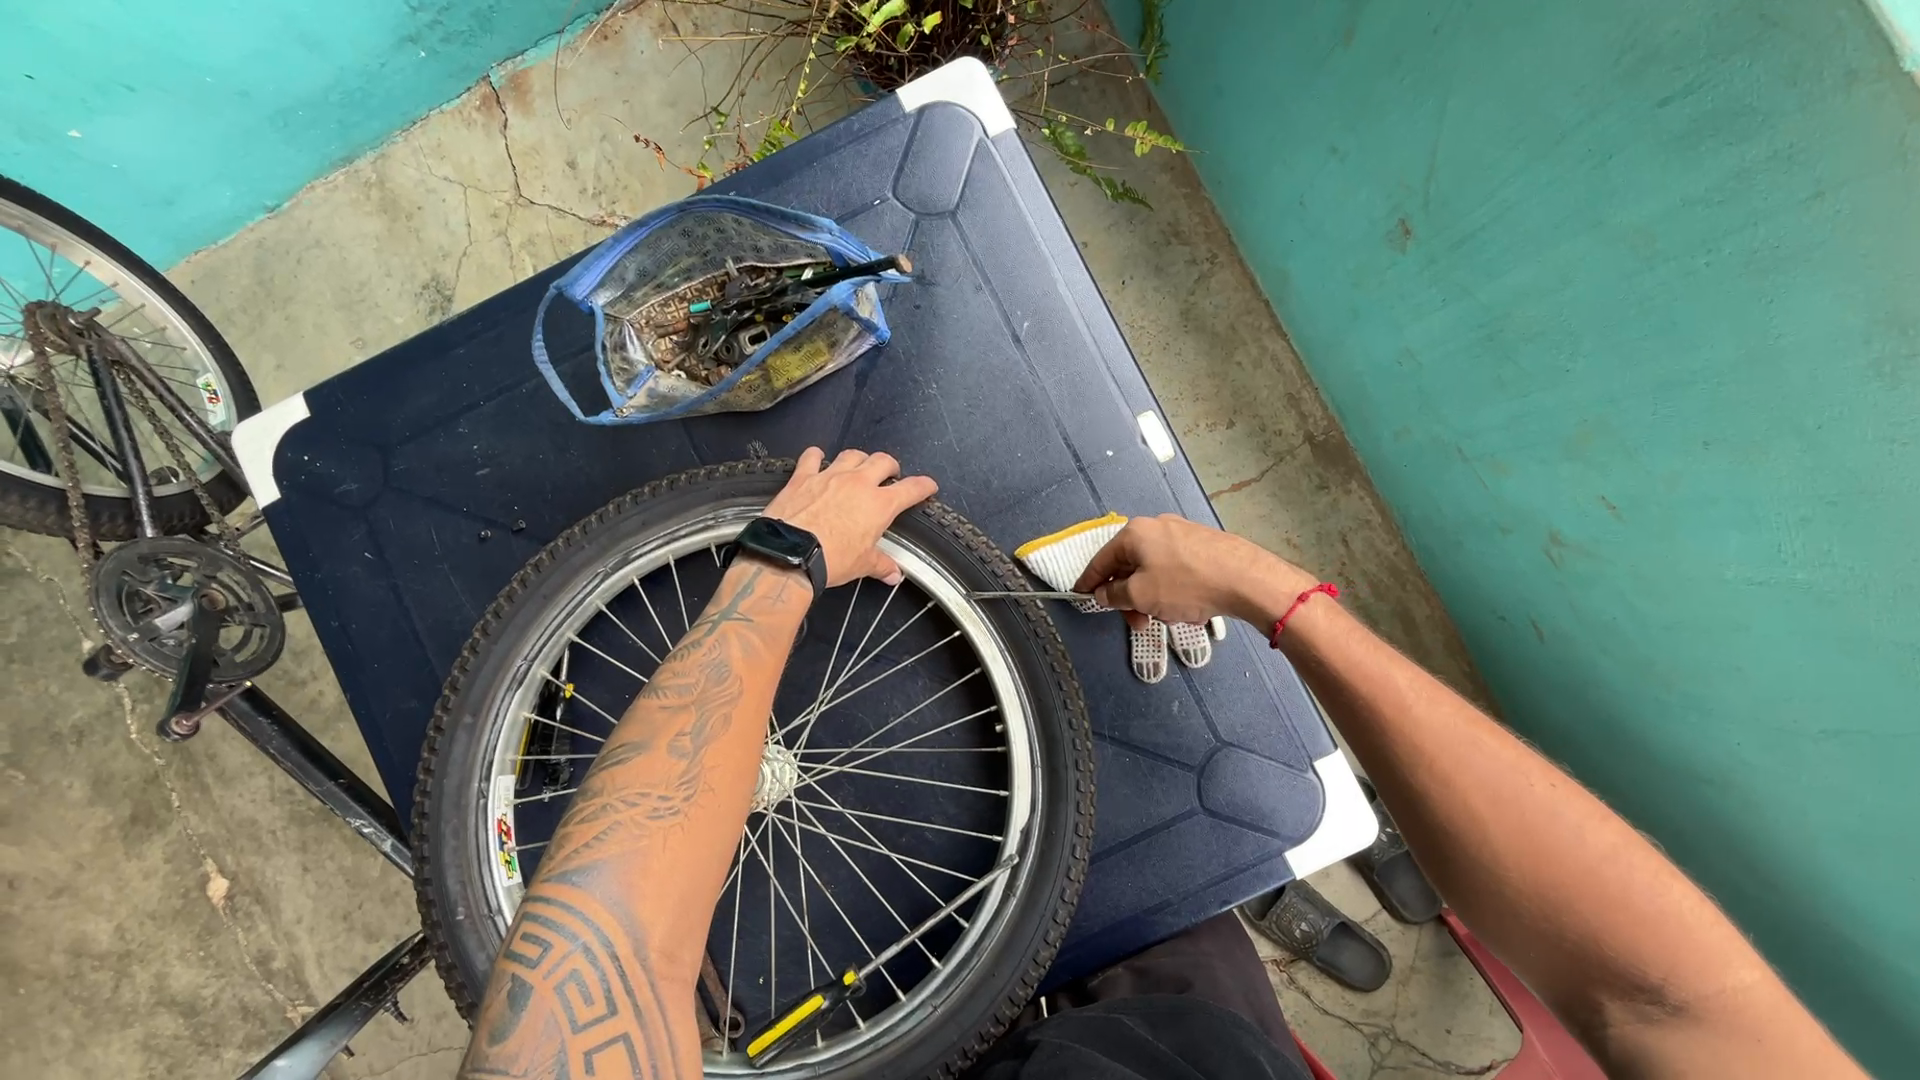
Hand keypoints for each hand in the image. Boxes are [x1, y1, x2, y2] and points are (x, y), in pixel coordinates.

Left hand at [764, 447, 937, 586]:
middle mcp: (858, 483)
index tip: (928, 486)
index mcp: (879, 505)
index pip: (911, 489)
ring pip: (852, 454)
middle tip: (890, 475)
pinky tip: (817, 459)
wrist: (790, 554)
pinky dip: (816, 456)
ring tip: (859, 466)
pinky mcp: (803, 477)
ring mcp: (830, 475)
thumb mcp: (862, 565)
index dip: (924, 486)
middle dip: (891, 466)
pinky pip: (812, 456)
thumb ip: (881, 565)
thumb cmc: (831, 559)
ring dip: (859, 459)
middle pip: (883, 461)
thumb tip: (893, 574)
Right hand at [1073, 514, 1316, 626]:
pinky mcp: (1202, 545)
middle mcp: (1156, 527)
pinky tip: (1184, 606)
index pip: (1101, 560)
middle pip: (1128, 565)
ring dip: (1150, 596)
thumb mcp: (1141, 596)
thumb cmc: (1186, 585)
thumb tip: (1103, 593)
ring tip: (1165, 618)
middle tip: (1136, 623)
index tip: (1080, 596)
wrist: (1245, 578)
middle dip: (1128, 597)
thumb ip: (1115, 595)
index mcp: (1134, 534)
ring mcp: (1181, 534)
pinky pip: (1174, 568)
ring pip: (1152, 569)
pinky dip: (1170, 588)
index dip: (1089, 581)